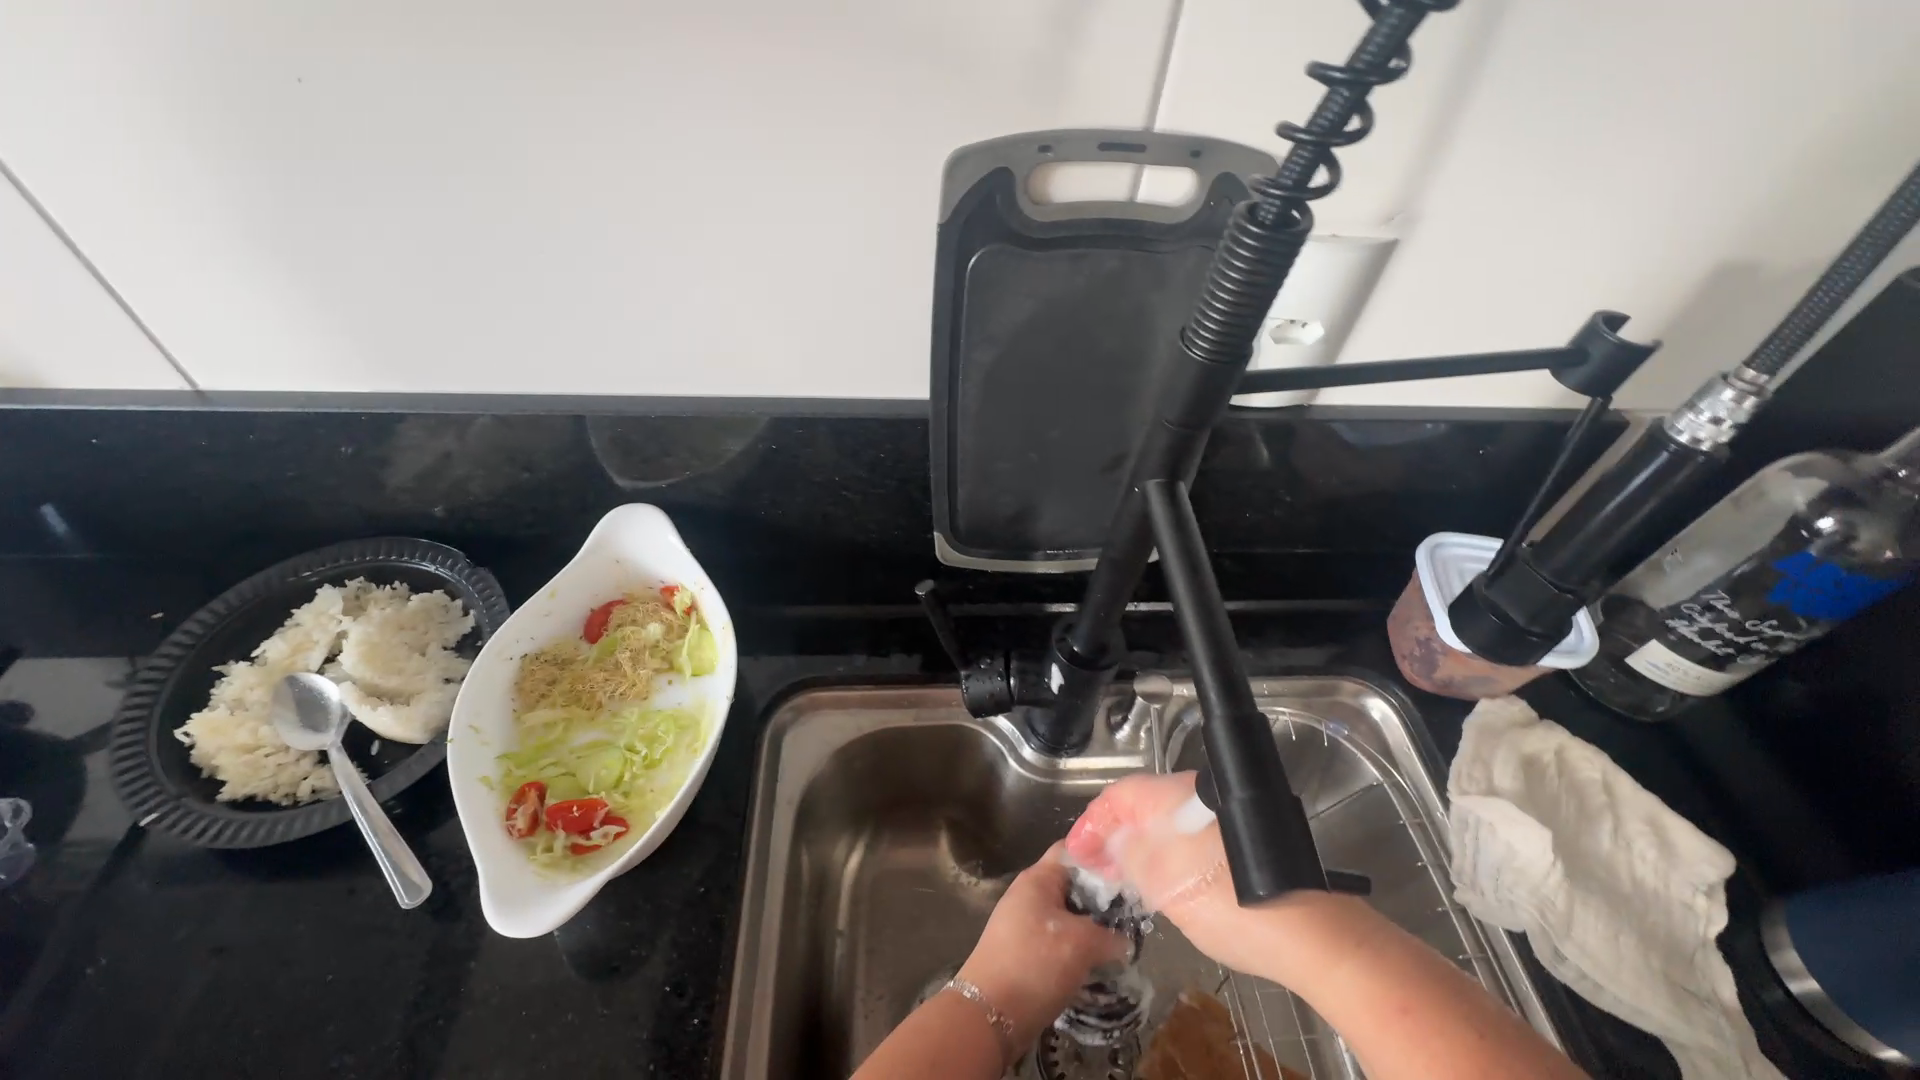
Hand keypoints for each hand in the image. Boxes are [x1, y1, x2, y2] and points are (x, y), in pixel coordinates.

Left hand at [955, 843, 1129, 1048]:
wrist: (989, 1013)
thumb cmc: (1034, 964)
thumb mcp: (1081, 944)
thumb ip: (1109, 936)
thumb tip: (1125, 942)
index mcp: (1037, 879)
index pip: (1071, 850)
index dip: (1100, 855)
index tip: (1129, 868)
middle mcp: (1029, 894)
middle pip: (1073, 884)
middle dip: (1102, 897)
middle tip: (1134, 910)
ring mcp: (1025, 923)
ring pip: (1068, 915)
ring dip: (1093, 927)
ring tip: (1124, 938)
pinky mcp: (1026, 951)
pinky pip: (1060, 940)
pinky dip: (1079, 948)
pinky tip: (1101, 962)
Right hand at [1065, 771, 1369, 986]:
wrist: (1306, 932)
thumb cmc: (1227, 904)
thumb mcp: (1162, 882)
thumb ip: (1128, 853)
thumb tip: (1111, 840)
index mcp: (1174, 796)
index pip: (1118, 795)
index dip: (1092, 821)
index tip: (1076, 851)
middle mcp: (1197, 797)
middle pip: (1141, 805)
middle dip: (1112, 834)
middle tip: (1094, 867)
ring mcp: (1220, 819)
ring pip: (1164, 824)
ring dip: (1137, 847)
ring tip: (1119, 879)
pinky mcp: (1238, 844)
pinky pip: (1186, 841)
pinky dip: (1164, 857)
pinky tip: (1157, 885)